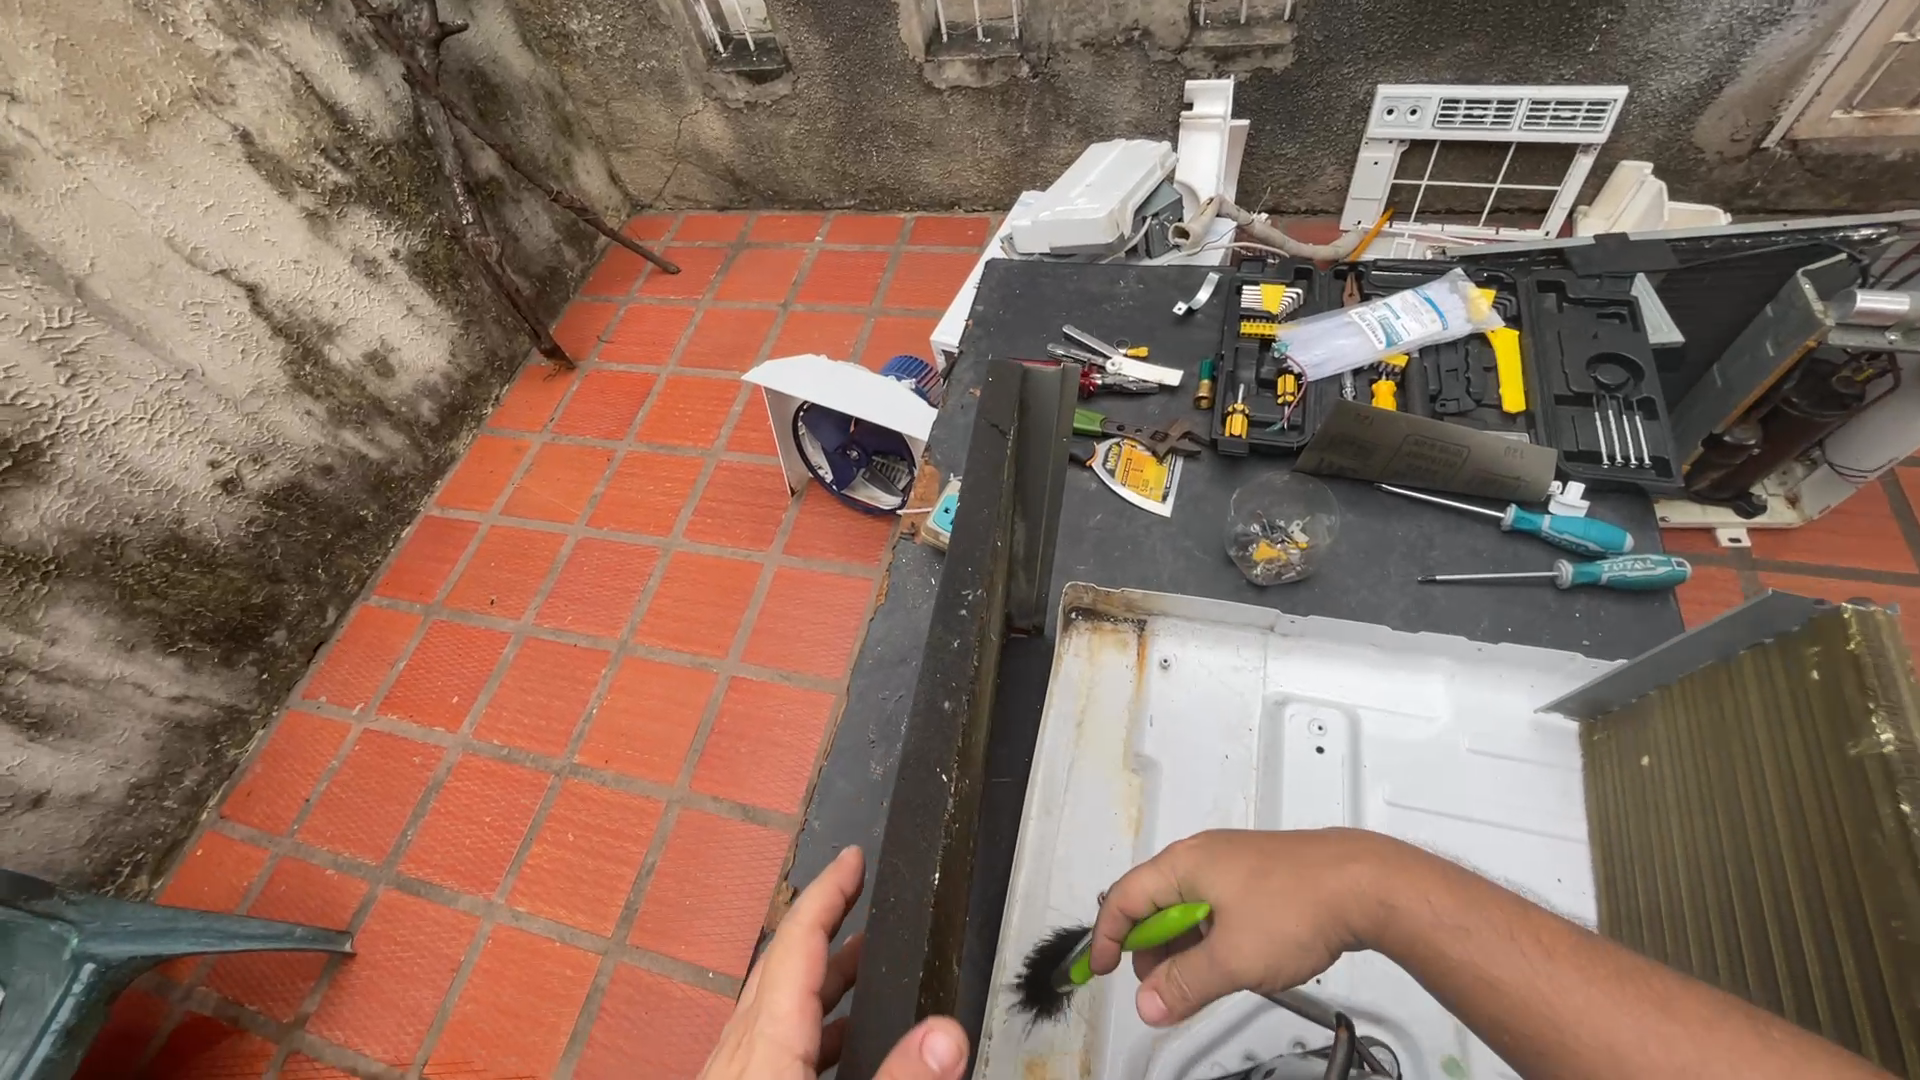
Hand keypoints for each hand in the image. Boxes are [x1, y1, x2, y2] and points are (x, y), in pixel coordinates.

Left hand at [699, 845, 969, 1079]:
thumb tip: (947, 1031)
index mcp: (763, 1049)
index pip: (796, 943)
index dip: (827, 892)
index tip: (853, 858)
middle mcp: (740, 1057)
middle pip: (782, 968)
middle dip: (827, 927)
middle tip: (867, 901)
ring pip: (775, 1010)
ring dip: (821, 982)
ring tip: (868, 973)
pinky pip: (771, 1048)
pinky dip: (810, 1031)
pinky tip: (839, 1055)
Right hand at [1087, 828, 1404, 1026]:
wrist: (1364, 883)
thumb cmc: (1292, 909)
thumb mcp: (1232, 958)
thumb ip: (1185, 984)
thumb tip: (1147, 1004)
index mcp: (1183, 865)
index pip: (1125, 897)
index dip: (1108, 935)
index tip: (1102, 970)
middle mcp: (1200, 856)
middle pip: (1154, 900)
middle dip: (1149, 947)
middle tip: (1159, 988)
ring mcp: (1230, 862)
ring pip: (1187, 905)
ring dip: (1181, 945)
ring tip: (1198, 982)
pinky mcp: (1255, 874)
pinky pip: (1214, 904)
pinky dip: (1208, 935)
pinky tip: (1229, 961)